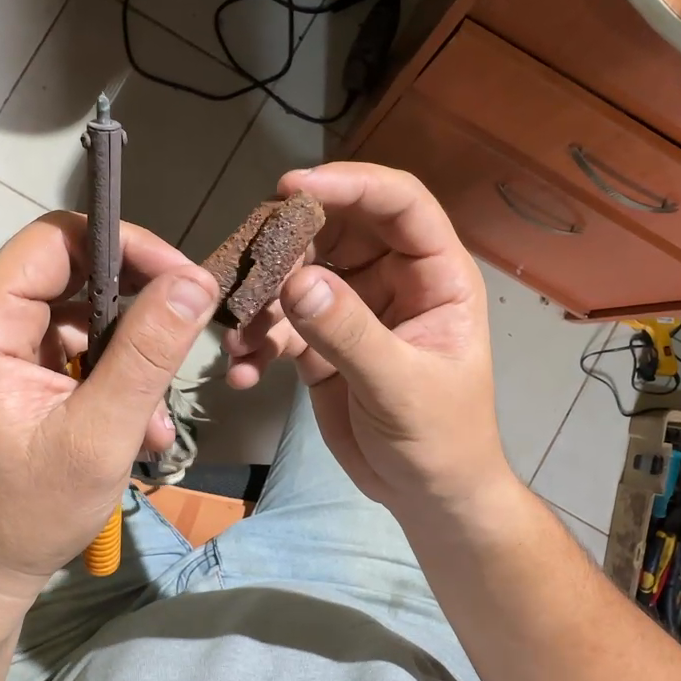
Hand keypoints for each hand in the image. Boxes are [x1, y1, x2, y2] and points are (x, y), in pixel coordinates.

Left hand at [0, 213, 219, 612]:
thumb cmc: (31, 512)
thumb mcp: (101, 434)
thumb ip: (148, 352)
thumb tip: (196, 281)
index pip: (58, 239)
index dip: (128, 247)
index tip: (186, 280)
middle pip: (71, 269)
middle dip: (136, 305)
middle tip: (188, 334)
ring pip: (79, 307)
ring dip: (130, 351)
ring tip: (156, 414)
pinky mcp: (8, 365)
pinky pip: (72, 342)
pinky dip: (111, 373)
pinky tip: (138, 423)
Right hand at [224, 163, 514, 516]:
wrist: (425, 497)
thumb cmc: (441, 439)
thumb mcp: (402, 387)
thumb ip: (351, 334)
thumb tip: (297, 281)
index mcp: (435, 274)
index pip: (399, 205)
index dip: (350, 184)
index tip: (292, 188)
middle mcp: (391, 279)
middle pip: (336, 230)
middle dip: (289, 243)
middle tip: (247, 262)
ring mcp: (352, 309)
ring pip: (298, 275)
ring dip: (262, 298)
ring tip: (238, 331)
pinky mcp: (319, 342)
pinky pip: (280, 324)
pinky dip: (258, 342)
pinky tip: (244, 371)